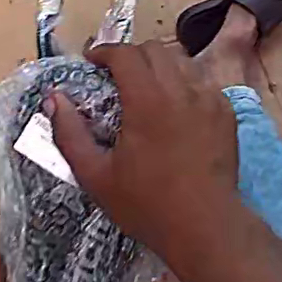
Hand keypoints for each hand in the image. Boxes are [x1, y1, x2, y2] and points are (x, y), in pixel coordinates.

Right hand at [47, 40, 244, 261]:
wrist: (207, 231)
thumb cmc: (147, 204)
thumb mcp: (95, 175)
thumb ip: (69, 133)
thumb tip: (54, 98)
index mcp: (147, 100)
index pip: (124, 54)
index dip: (104, 51)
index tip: (92, 63)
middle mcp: (180, 90)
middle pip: (154, 49)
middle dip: (130, 55)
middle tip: (115, 76)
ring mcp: (208, 100)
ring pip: (180, 61)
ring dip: (158, 66)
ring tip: (145, 88)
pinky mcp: (226, 113)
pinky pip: (201, 81)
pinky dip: (183, 83)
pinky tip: (175, 107)